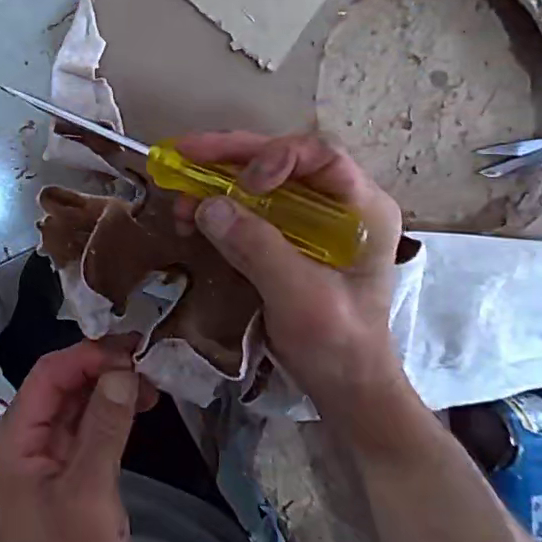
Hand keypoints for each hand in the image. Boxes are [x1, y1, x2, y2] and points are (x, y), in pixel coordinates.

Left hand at [0, 341, 155, 541]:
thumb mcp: (88, 496)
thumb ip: (104, 429)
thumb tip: (125, 370)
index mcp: (10, 442)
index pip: (48, 375)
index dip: (91, 355)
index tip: (136, 350)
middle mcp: (19, 440)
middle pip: (62, 383)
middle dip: (106, 367)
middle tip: (152, 362)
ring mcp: (39, 455)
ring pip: (77, 400)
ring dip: (113, 386)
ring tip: (154, 383)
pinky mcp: (61, 469)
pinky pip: (86, 423)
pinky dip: (113, 409)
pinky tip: (142, 404)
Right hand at [170, 132, 409, 421]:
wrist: (346, 388)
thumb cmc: (339, 344)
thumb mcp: (301, 298)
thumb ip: (259, 248)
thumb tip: (208, 206)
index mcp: (363, 208)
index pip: (324, 156)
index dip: (280, 156)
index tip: (246, 183)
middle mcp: (339, 201)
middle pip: (286, 159)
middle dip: (233, 155)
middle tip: (184, 153)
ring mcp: (313, 216)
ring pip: (264, 178)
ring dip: (219, 178)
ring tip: (179, 190)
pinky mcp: (289, 234)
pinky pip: (252, 206)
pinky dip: (220, 206)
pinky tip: (191, 215)